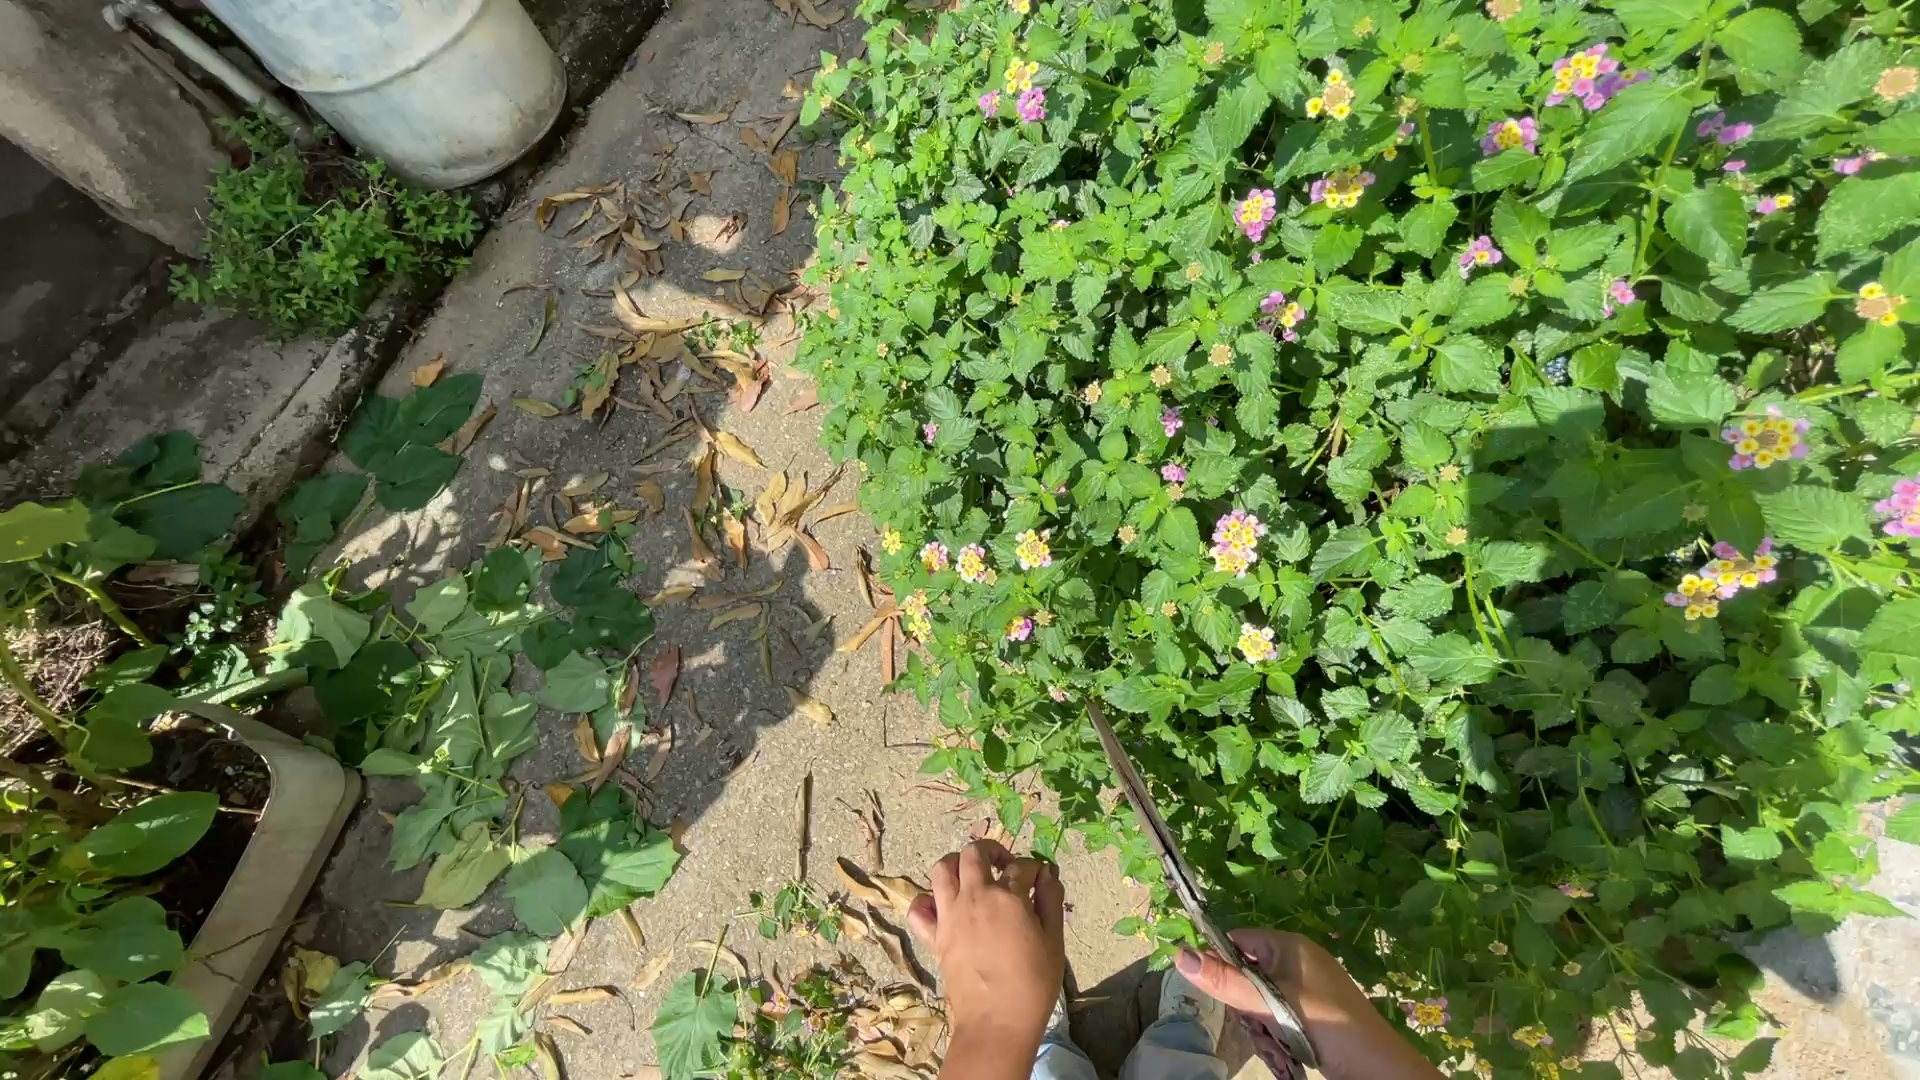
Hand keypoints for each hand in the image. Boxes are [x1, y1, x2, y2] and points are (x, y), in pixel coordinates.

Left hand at [907, 840, 1064, 1079]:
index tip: (1039, 879)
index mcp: (1008, 897)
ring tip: (971, 876)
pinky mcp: (934, 936)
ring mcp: (950, 915)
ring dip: (956, 864)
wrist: (996, 1024)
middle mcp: (975, 897)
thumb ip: (1051, 902)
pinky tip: (941, 907)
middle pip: (974, 853)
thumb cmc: (1032, 985)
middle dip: (991, 850)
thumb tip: (1048, 874)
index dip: (1033, 869)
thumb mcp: (1054, 942)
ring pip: (942, 869)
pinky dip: (926, 902)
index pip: (1021, 866)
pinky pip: (919, 909)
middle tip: (1004, 866)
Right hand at [1177, 929, 1442, 1079]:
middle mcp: (1295, 963)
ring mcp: (1306, 991)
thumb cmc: (1327, 1025)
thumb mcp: (1271, 1003)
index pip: (1237, 942)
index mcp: (1288, 945)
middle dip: (1247, 1009)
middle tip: (1260, 1029)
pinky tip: (1288, 1059)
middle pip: (1246, 977)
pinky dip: (1277, 1040)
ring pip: (1259, 1004)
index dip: (1222, 964)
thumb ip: (1226, 981)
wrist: (1381, 1073)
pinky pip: (1277, 1021)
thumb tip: (1179, 954)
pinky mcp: (1313, 1018)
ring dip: (1262, 1030)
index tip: (1218, 993)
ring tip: (1279, 1051)